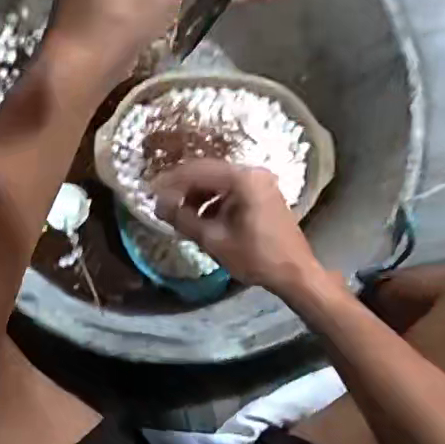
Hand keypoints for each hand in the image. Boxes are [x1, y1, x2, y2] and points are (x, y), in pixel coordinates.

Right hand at [153, 160, 325, 294]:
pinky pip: (230, 190)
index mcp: (242, 179)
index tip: (150, 193)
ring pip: (218, 182)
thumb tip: (158, 205)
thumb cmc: (255, 256)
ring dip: (197, 196)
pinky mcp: (263, 193)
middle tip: (162, 203)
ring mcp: (260, 182)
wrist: (294, 272)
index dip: (171, 182)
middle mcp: (252, 172)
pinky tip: (201, 219)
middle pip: (208, 173)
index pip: (197, 171)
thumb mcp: (213, 240)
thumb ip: (183, 219)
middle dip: (183, 188)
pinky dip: (213, 201)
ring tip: (180, 215)